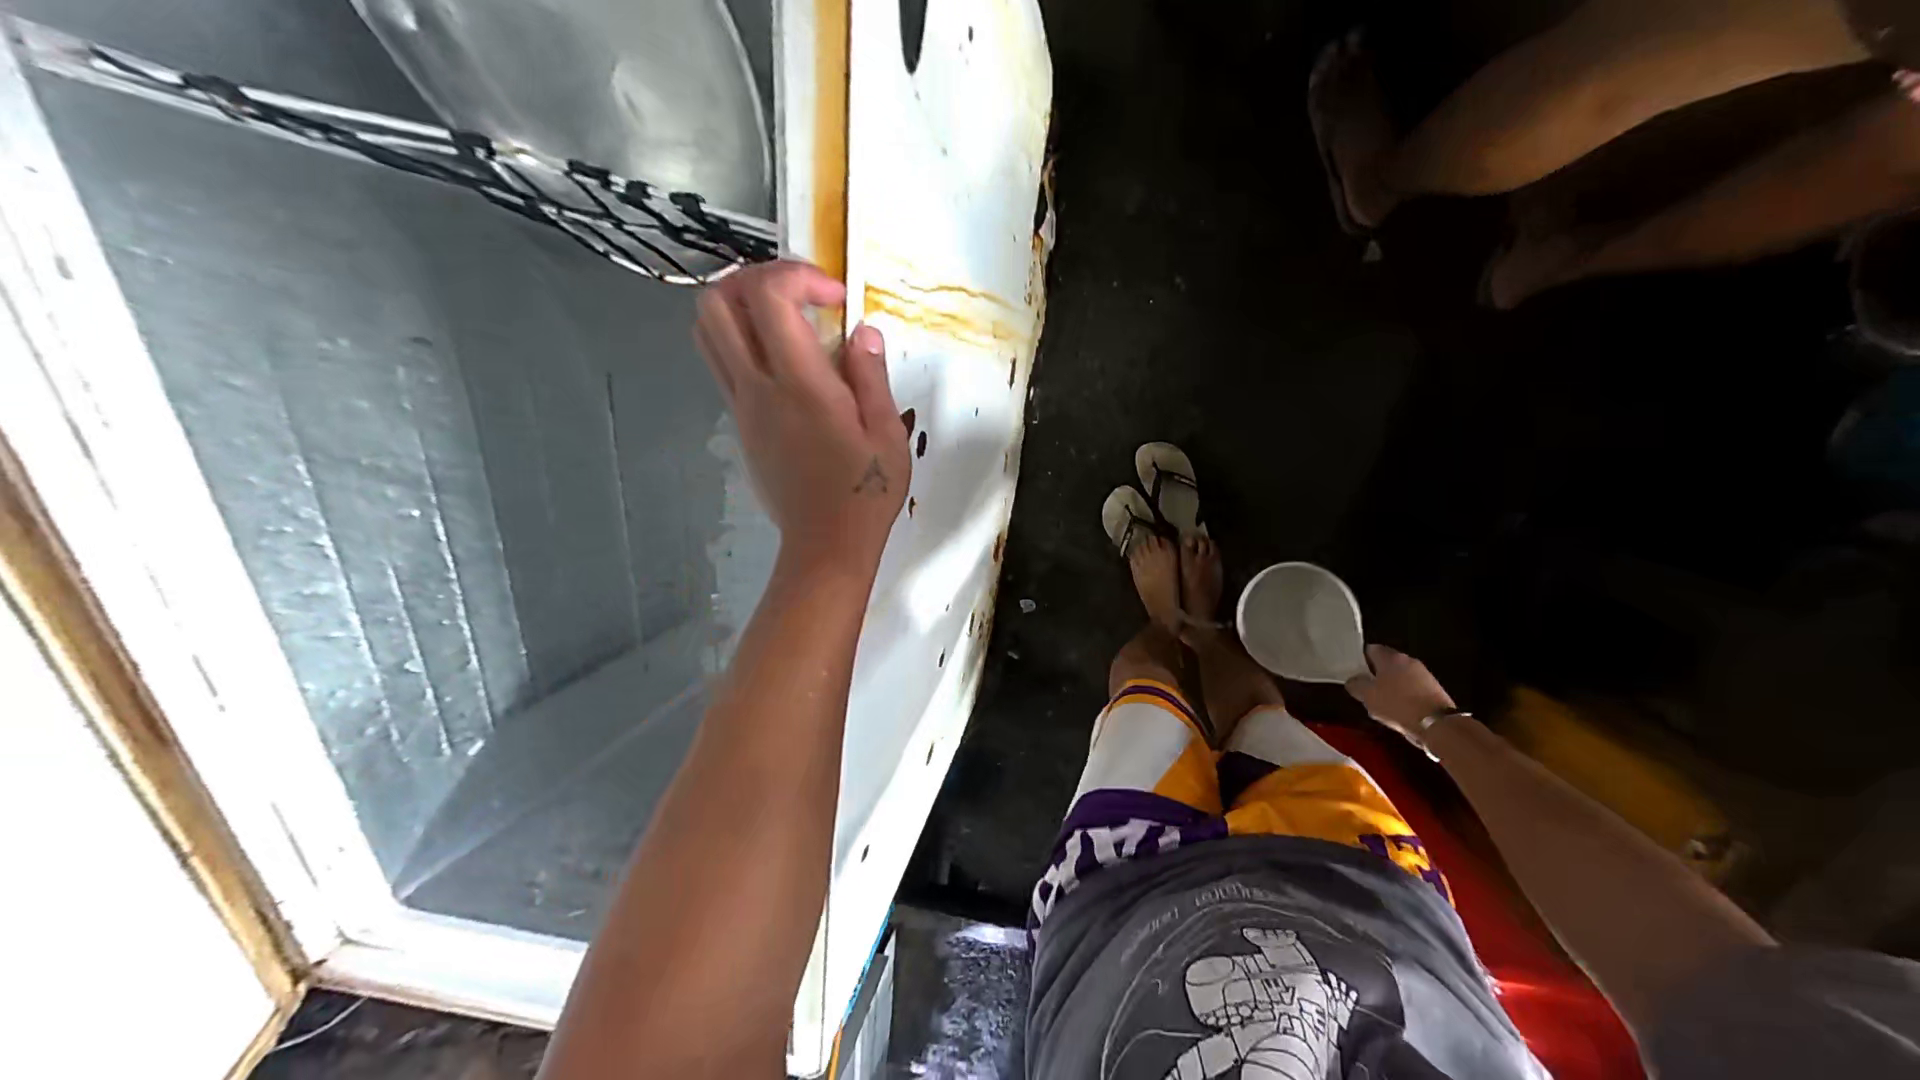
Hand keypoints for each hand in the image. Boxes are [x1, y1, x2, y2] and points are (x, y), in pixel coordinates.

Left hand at [693, 261, 909, 571]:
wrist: (825, 544)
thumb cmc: (864, 492)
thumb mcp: (887, 432)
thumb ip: (871, 375)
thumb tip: (862, 332)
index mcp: (800, 385)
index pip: (768, 297)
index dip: (799, 275)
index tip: (836, 297)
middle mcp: (758, 389)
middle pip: (717, 303)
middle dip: (756, 278)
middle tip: (800, 293)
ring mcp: (741, 407)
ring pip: (709, 332)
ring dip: (740, 307)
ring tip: (786, 317)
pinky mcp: (740, 424)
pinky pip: (723, 363)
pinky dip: (744, 340)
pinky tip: (786, 360)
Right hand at [1345, 644, 1456, 747]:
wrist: (1437, 725)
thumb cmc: (1397, 705)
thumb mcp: (1367, 696)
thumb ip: (1356, 685)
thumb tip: (1353, 681)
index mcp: (1390, 657)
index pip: (1370, 649)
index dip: (1360, 659)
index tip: (1353, 672)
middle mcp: (1409, 661)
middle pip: (1387, 664)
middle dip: (1376, 675)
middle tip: (1365, 689)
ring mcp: (1425, 675)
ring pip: (1400, 677)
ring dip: (1391, 686)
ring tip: (1382, 703)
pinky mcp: (1435, 690)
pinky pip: (1413, 689)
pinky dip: (1405, 696)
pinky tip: (1399, 710)